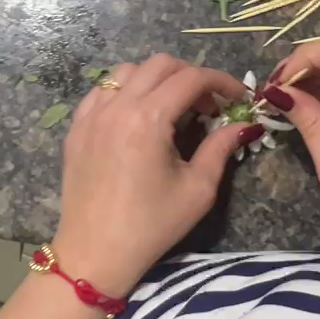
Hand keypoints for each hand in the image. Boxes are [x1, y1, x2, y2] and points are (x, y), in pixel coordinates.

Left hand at [51, 54, 255, 296]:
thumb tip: (242, 125)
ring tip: (172, 108)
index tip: (238, 98)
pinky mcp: (77, 127)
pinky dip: (126, 91)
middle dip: (191, 76)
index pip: (192, 78)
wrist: (94, 254)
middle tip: (207, 106)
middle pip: (160, 64)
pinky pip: (103, 90)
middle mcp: (117, 106)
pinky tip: (137, 116)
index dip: (221, 81)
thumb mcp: (197, 190)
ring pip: (128, 71)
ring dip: (157, 79)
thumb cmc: (151, 226)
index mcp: (148, 119)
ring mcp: (92, 114)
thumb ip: (221, 149)